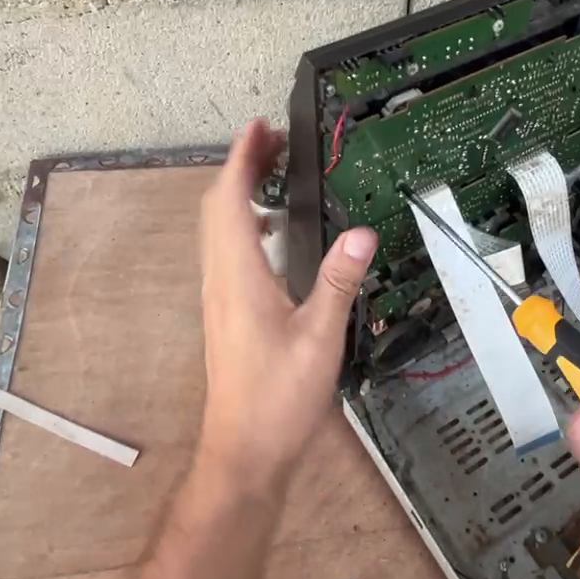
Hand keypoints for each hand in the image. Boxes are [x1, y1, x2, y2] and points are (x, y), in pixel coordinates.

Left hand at [196, 119, 377, 494]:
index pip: (232, 201)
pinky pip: (227, 250)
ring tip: (274, 175)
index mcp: (239, 277)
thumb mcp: (319, 338)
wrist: (244, 450)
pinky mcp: (225, 311)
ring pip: (219, 228)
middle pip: (219, 207)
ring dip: (240, 193)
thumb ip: (338, 282)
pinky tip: (273, 234)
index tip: (258, 128)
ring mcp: (219, 296)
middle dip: (242, 166)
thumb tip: (360, 233)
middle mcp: (221, 279)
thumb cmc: (278, 399)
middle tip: (273, 141)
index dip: (242, 159)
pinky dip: (244, 224)